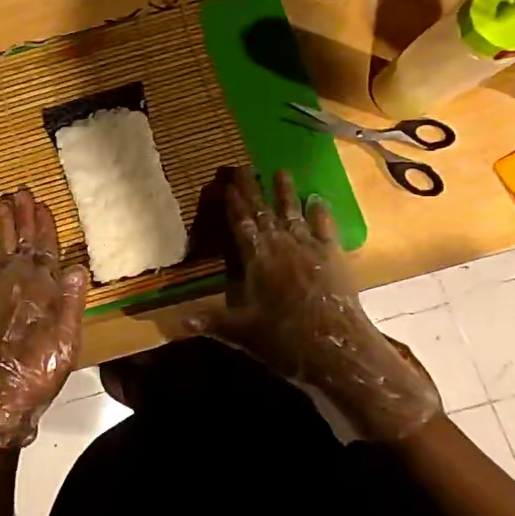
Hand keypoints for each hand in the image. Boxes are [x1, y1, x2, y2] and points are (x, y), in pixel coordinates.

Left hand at [0, 187, 90, 447]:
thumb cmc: (37, 374)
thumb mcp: (66, 343)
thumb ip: (71, 304)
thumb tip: (78, 266)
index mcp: (40, 292)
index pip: (44, 251)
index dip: (44, 227)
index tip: (43, 202)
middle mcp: (15, 286)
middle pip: (19, 244)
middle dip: (21, 217)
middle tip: (18, 190)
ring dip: (1, 227)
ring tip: (2, 202)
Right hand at [190, 168, 441, 441]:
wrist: (338, 350)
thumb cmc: (285, 342)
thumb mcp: (242, 334)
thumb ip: (211, 321)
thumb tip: (176, 320)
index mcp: (258, 261)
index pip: (241, 224)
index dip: (233, 203)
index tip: (226, 182)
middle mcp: (283, 247)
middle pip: (264, 212)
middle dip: (253, 188)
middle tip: (245, 166)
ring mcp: (311, 249)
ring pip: (294, 213)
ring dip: (286, 192)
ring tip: (281, 170)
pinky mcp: (334, 257)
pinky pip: (326, 227)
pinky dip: (321, 212)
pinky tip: (318, 199)